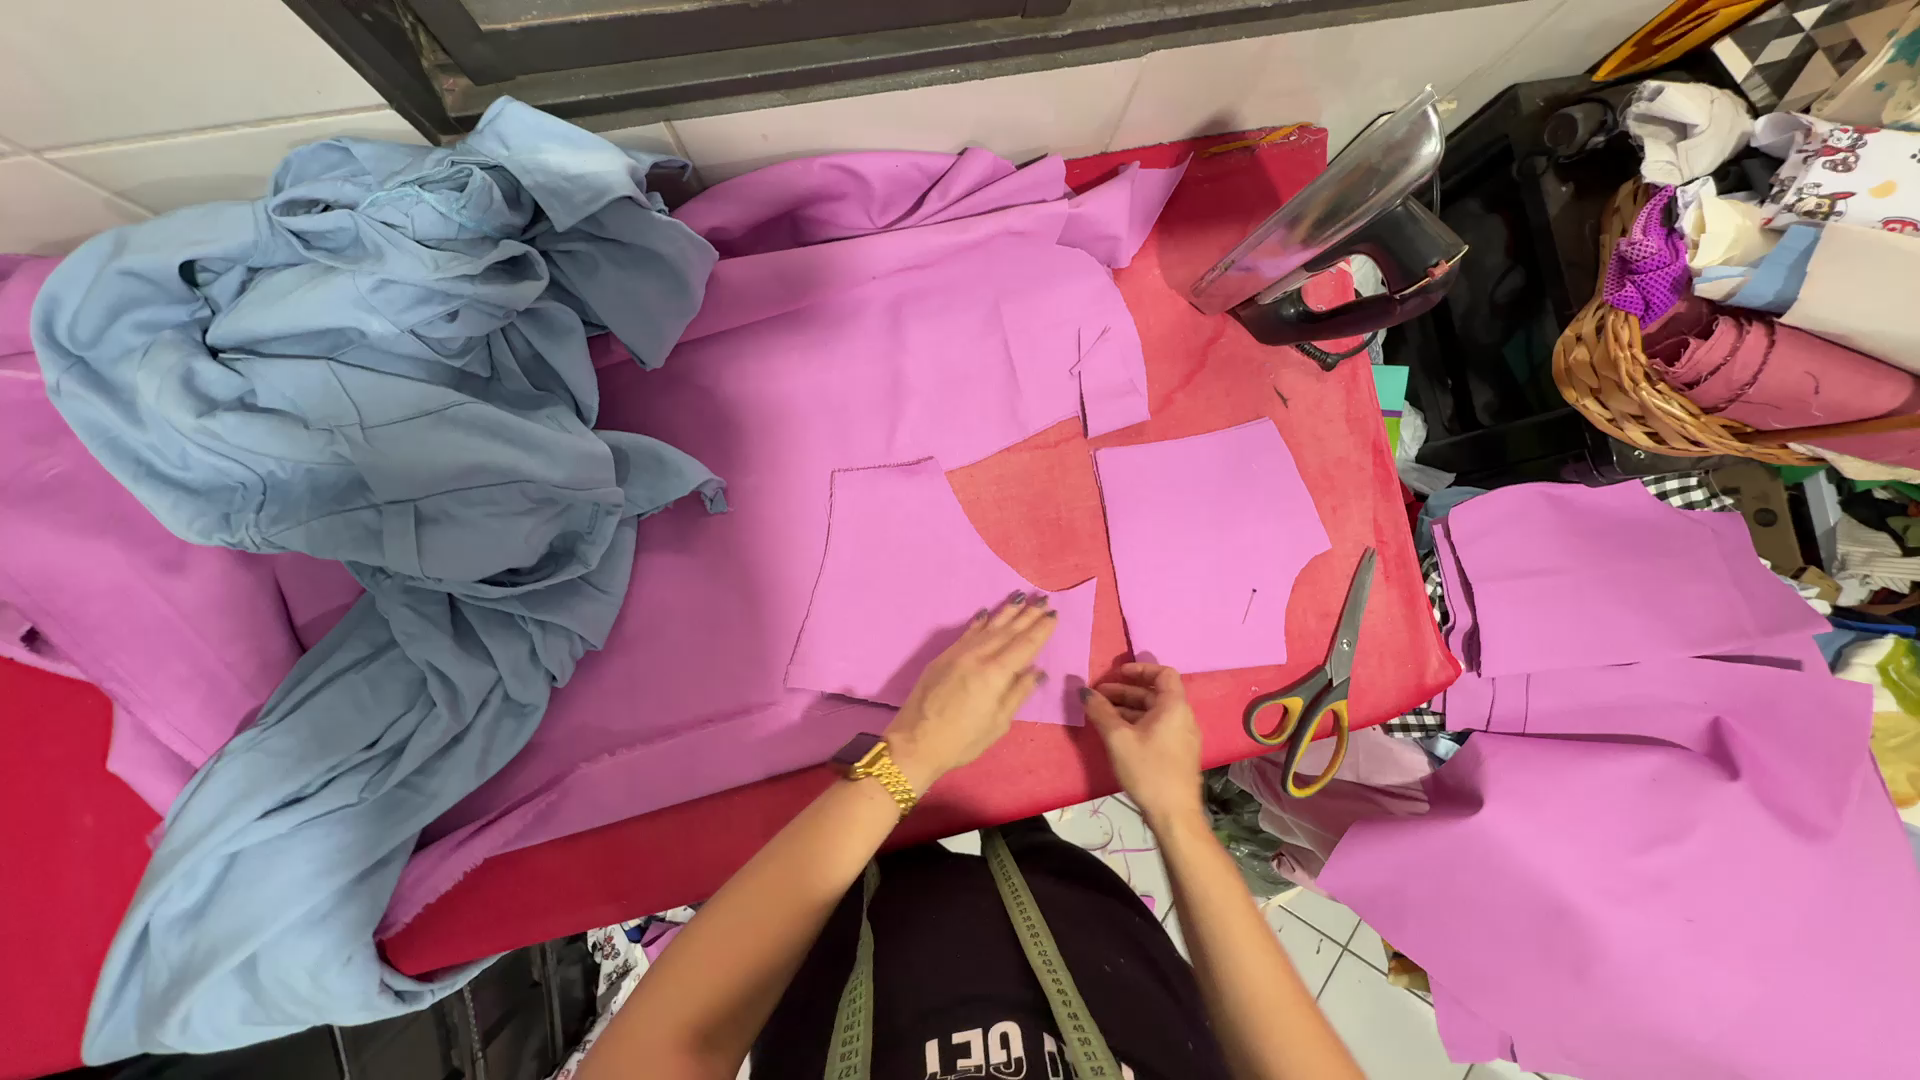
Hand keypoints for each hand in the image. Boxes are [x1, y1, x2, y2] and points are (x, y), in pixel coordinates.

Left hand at [884, 593, 1057, 790]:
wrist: (914, 742)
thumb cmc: (962, 741)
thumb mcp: (998, 723)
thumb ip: (1017, 693)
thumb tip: (1036, 671)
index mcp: (995, 674)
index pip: (1024, 645)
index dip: (1040, 630)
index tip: (1054, 615)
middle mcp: (977, 656)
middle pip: (1007, 631)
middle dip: (1027, 615)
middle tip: (1043, 599)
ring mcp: (958, 654)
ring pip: (987, 627)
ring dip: (1005, 612)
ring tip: (1020, 597)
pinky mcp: (943, 657)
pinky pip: (967, 633)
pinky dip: (979, 622)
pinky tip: (987, 612)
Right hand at [1080, 663, 1203, 826]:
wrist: (1174, 814)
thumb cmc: (1148, 770)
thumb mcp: (1118, 738)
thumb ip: (1100, 711)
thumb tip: (1084, 691)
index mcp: (1174, 707)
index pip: (1163, 673)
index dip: (1140, 669)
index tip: (1116, 674)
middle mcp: (1182, 716)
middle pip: (1154, 693)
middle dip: (1124, 691)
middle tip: (1097, 697)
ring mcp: (1182, 736)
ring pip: (1153, 712)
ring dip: (1127, 708)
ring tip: (1101, 714)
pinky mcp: (1177, 752)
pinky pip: (1156, 727)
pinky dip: (1136, 723)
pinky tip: (1116, 733)